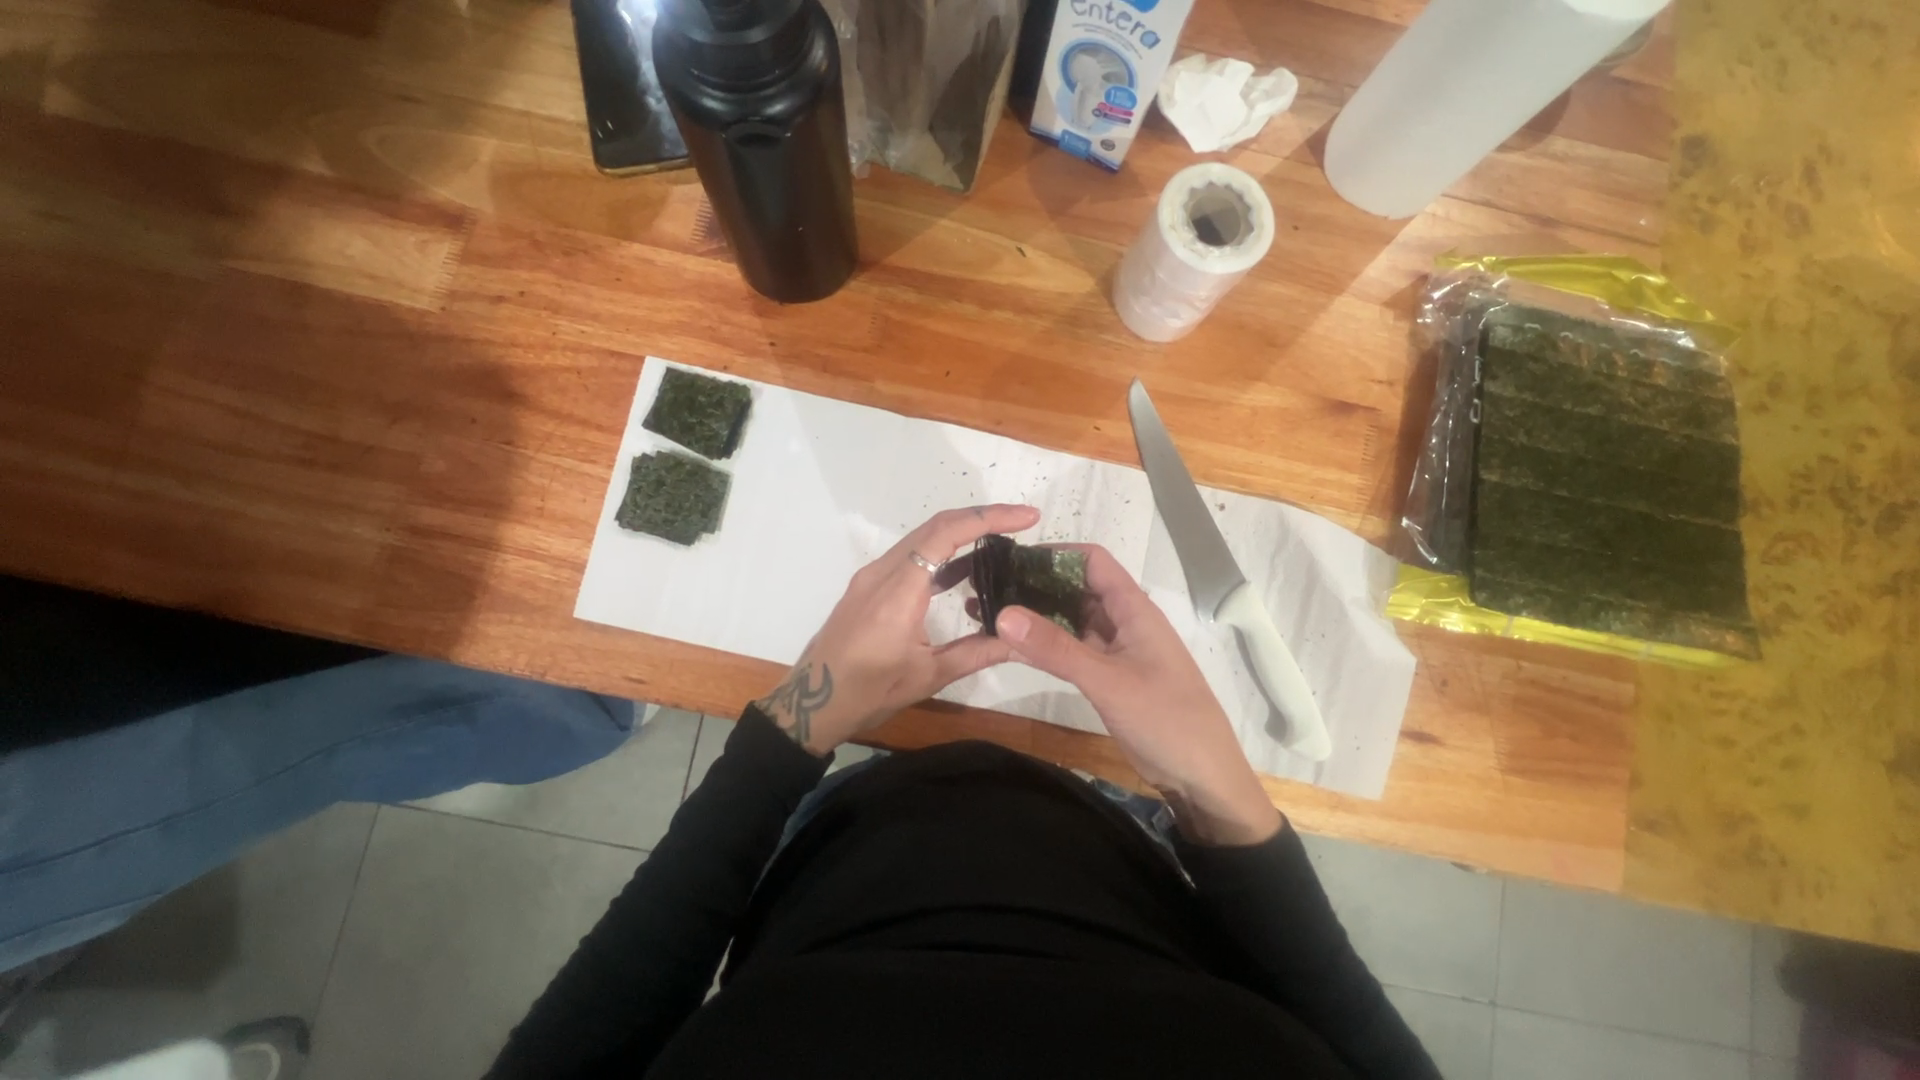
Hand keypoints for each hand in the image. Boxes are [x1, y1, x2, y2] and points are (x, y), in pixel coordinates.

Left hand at [755, 504, 1041, 755]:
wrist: (812, 704)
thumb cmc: (868, 693)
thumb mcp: (928, 677)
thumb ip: (977, 652)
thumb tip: (1022, 641)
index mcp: (898, 591)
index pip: (946, 534)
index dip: (988, 518)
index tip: (1026, 517)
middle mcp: (882, 573)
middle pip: (935, 527)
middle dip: (982, 518)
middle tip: (1023, 524)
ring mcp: (872, 578)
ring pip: (921, 540)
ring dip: (961, 534)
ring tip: (1001, 544)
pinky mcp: (868, 587)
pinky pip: (909, 557)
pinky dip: (941, 554)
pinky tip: (966, 571)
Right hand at [994, 545, 1281, 846]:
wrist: (1202, 776)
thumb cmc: (1166, 719)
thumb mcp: (1107, 681)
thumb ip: (1056, 648)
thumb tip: (1002, 613)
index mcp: (1134, 609)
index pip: (1092, 562)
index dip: (1053, 554)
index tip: (1008, 561)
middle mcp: (1124, 622)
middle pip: (1076, 588)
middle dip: (1035, 585)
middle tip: (985, 589)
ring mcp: (1117, 651)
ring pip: (1072, 620)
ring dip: (1036, 616)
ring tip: (987, 613)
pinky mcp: (1109, 678)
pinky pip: (1073, 650)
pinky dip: (1045, 646)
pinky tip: (1011, 648)